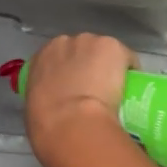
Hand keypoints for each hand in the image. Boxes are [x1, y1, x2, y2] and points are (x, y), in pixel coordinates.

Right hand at [22, 34, 133, 158]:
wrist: (71, 122)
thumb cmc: (47, 124)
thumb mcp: (35, 111)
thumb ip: (45, 102)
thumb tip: (56, 109)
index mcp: (40, 59)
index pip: (56, 60)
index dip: (68, 74)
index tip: (76, 89)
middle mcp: (63, 43)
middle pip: (81, 52)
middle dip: (88, 67)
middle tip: (95, 91)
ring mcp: (89, 42)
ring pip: (103, 52)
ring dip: (108, 66)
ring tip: (115, 89)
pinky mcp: (112, 46)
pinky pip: (125, 56)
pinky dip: (129, 69)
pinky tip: (131, 87)